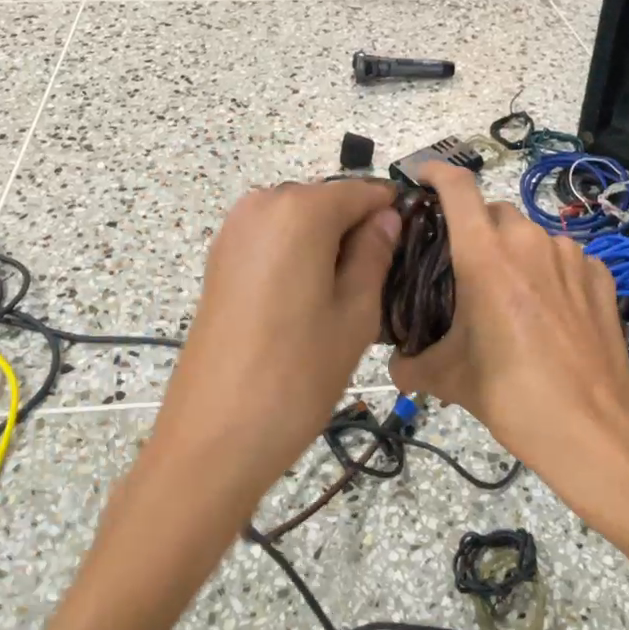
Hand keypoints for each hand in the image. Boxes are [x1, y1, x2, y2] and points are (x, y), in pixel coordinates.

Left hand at [48, 178, 399, 629]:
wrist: (213, 438)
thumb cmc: (296, 375)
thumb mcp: (355, 314)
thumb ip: (375, 253)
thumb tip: (387, 218)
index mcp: (300, 209)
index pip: (363, 191)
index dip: (393, 213)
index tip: (415, 246)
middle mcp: (262, 205)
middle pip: (328, 202)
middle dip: (358, 231)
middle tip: (381, 283)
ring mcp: (234, 231)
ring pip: (300, 221)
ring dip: (328, 246)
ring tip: (345, 300)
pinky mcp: (219, 260)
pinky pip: (274, 240)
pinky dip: (298, 257)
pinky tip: (309, 303)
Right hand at [388, 164, 628, 517]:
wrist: (593, 427)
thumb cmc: (512, 396)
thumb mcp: (451, 379)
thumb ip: (414, 363)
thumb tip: (397, 367)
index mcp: (484, 254)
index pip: (457, 187)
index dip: (436, 172)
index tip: (422, 175)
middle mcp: (528, 240)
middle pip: (493, 213)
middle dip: (476, 231)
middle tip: (467, 270)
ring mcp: (570, 254)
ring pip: (531, 236)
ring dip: (515, 254)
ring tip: (511, 299)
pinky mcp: (601, 273)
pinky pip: (565, 259)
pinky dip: (551, 274)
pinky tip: (550, 313)